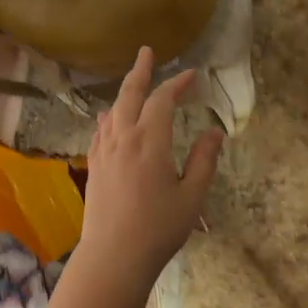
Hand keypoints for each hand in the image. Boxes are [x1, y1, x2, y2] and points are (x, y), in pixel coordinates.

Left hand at [77, 47, 223, 287]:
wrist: (113, 255)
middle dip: (140, 70)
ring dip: (124, 92)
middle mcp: (123, 138)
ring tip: (134, 83)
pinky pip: (101, 130)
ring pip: (112, 111)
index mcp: (150, 141)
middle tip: (146, 52)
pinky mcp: (94, 165)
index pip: (162, 100)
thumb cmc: (158, 228)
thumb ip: (203, 161)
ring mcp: (103, 151)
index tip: (192, 74)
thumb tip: (213, 132)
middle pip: (129, 94)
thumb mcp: (192, 196)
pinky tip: (110, 118)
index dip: (177, 84)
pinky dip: (109, 116)